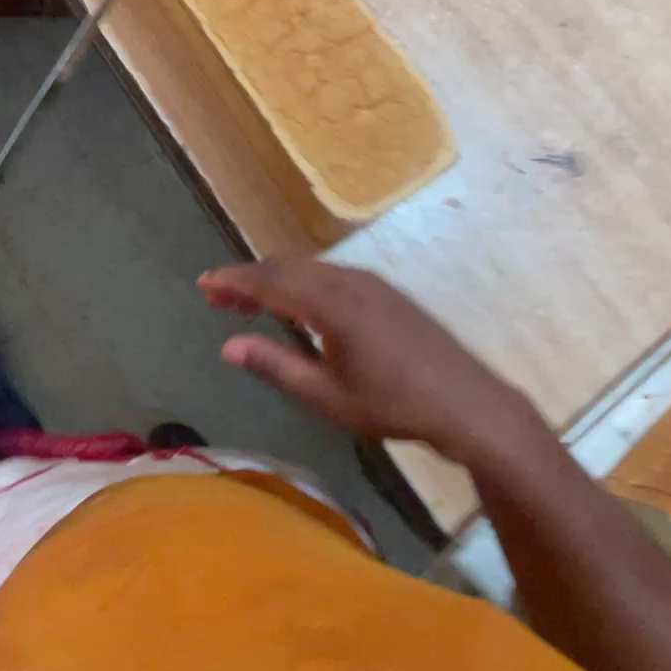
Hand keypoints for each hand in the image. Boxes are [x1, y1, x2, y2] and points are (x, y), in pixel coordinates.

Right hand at [199, 258, 548, 468]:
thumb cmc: (393, 405)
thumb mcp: (326, 396)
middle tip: (218, 299)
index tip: (202, 284)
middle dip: (248, 278)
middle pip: (285, 266)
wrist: (467, 402)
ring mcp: (369, 282)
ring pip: (308, 267)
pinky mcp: (383, 290)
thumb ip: (275, 365)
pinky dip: (300, 282)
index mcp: (330, 303)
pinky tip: (297, 308)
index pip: (268, 280)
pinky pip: (328, 273)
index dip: (232, 280)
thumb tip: (228, 345)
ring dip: (274, 279)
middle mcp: (347, 280)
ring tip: (250, 305)